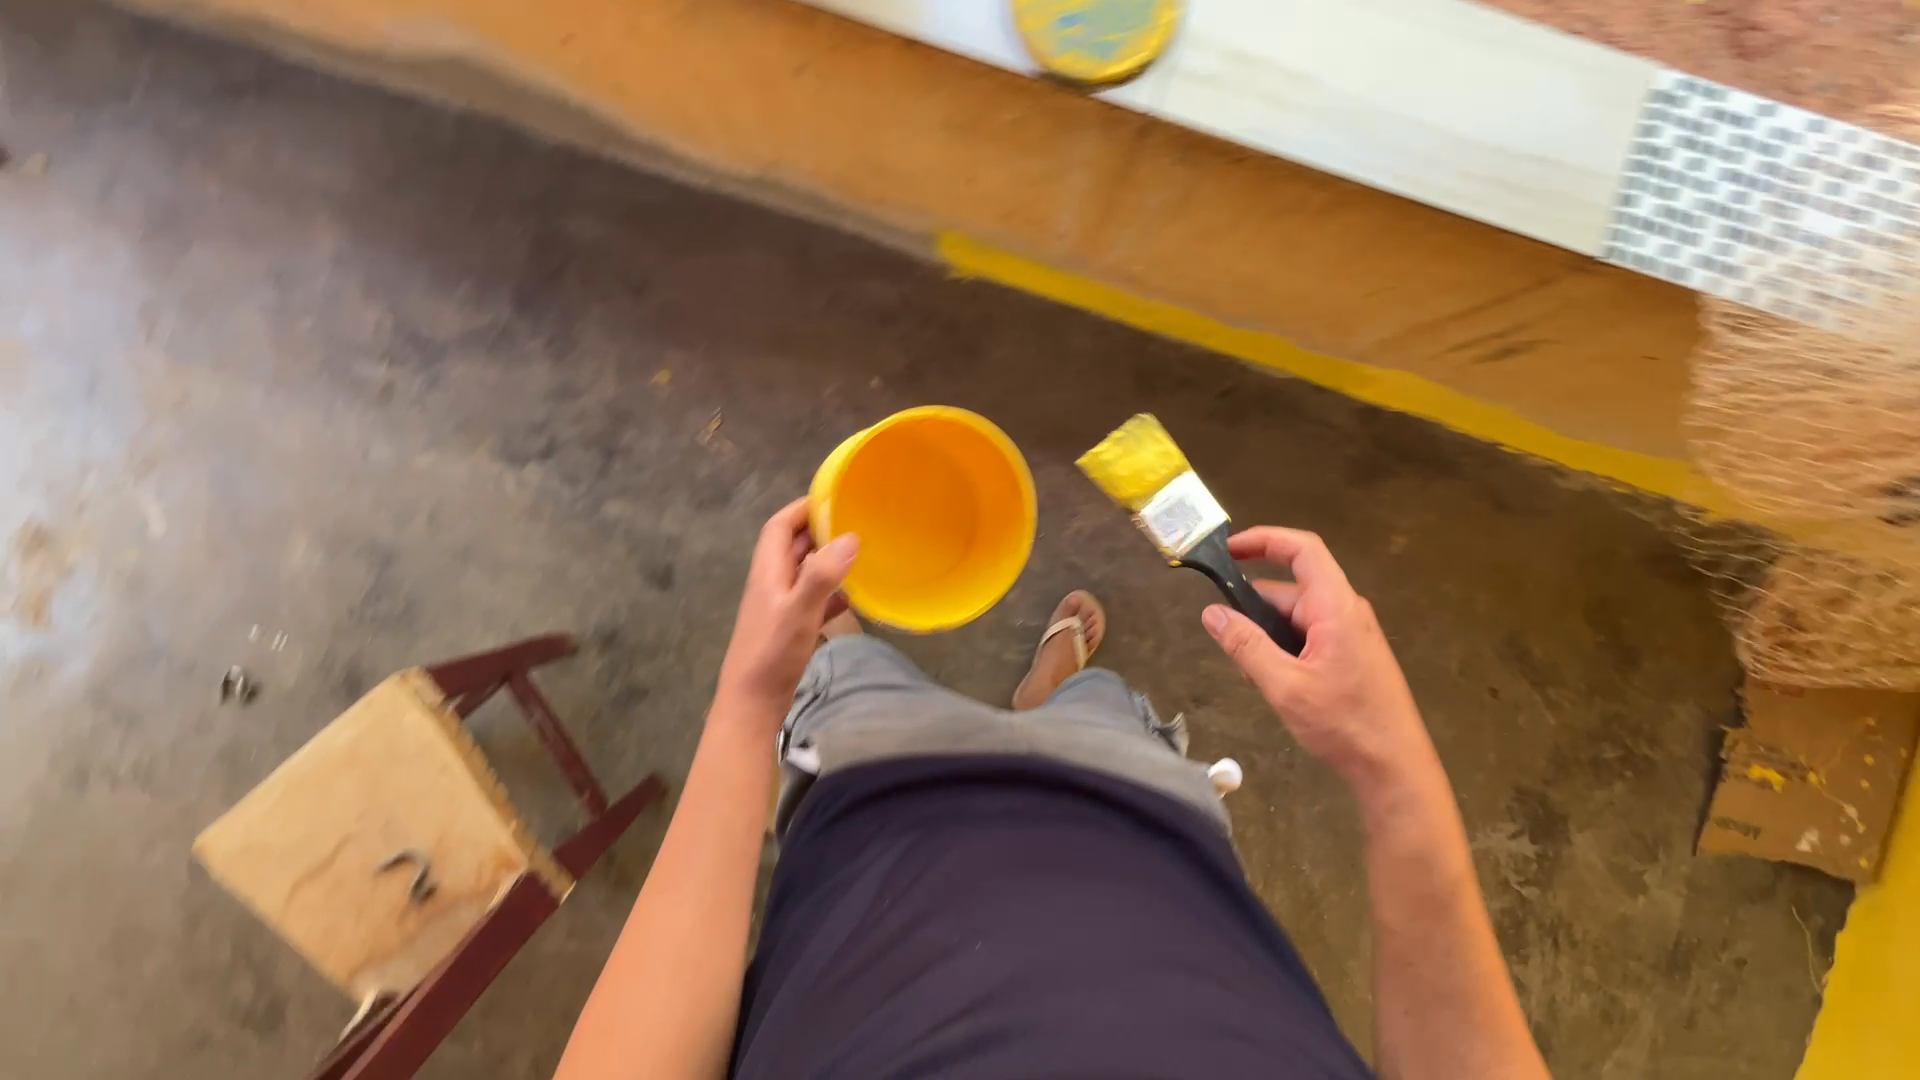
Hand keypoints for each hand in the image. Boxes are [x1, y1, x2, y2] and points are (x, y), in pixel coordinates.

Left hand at [715, 497, 858, 716]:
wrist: (752, 704)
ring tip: (860, 553)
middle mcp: (771, 584)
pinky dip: (831, 593)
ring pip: (804, 572)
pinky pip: (813, 600)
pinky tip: (853, 598)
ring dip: (827, 560)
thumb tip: (850, 536)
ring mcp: (780, 607)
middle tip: (854, 520)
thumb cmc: (771, 654)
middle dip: (818, 530)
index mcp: (767, 572)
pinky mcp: (789, 628)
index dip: (800, 508)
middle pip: (792, 546)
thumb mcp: (799, 611)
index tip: (831, 497)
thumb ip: (822, 574)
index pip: (779, 527)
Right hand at [1200, 527, 1431, 786]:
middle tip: (1230, 647)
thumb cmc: (1344, 724)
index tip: (1227, 549)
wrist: (1396, 769)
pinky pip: (1307, 637)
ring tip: (1256, 678)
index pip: (1302, 550)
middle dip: (1254, 612)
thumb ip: (1245, 645)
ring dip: (1267, 638)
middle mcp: (1345, 612)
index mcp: (1336, 608)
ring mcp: (1350, 634)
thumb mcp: (1284, 685)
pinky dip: (1283, 651)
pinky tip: (1275, 685)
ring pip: (1294, 618)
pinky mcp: (1350, 655)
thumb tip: (1212, 613)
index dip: (1264, 540)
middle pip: (1289, 590)